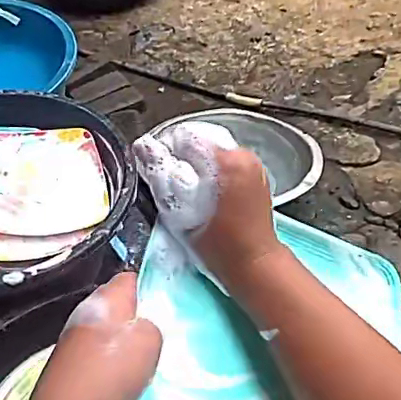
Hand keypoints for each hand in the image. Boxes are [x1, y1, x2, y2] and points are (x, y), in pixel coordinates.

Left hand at [24, 273, 161, 399]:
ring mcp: (73, 339)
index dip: (152, 286)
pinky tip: (121, 381)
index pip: (131, 277)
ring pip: (108, 331)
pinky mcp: (68, 364)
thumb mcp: (150, 341)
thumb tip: (143, 328)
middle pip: (119, 306)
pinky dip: (110, 364)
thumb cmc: (108, 372)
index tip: (167, 304)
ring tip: (143, 362)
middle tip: (159, 336)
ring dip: (124, 344)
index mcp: (104, 298)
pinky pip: (98, 354)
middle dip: (139, 319)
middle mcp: (85, 312)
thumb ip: (152, 325)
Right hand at [132, 122, 282, 287]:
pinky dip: (213, 172)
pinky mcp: (256, 176)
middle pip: (202, 140)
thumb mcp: (181, 213)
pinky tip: (205, 194)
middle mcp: (243, 156)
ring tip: (187, 190)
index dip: (166, 150)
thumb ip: (162, 178)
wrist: (253, 264)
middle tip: (170, 182)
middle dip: (183, 157)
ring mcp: (253, 165)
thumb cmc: (219, 246)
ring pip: (214, 151)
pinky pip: (227, 163)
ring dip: (197, 164)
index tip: (158, 169)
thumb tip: (144, 149)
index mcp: (226, 160)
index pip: (186, 135)